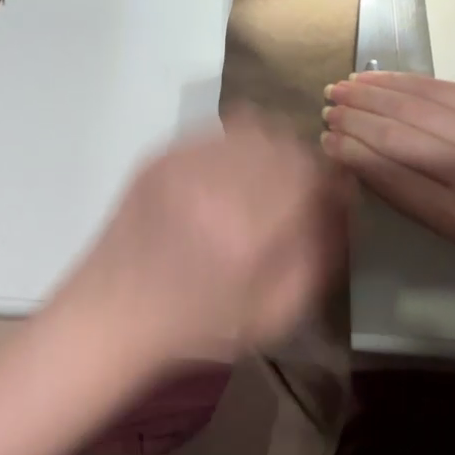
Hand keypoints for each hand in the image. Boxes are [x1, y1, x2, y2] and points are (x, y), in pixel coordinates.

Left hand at [51, 115, 348, 366]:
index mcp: (249, 228)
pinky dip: (235, 145)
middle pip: (284, 142)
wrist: (111, 315)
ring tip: (265, 178)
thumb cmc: (197, 327)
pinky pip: (216, 132)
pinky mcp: (160, 155)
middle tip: (300, 188)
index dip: (331, 179)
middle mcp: (216, 183)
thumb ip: (317, 257)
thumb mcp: (273, 314)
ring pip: (252, 127)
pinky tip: (229, 174)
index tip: (335, 193)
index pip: (311, 173)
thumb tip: (344, 206)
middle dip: (302, 162)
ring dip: (270, 148)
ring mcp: (183, 163)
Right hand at [320, 72, 454, 259]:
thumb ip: (395, 189)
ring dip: (371, 93)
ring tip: (340, 89)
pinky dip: (399, 81)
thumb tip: (346, 149)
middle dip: (357, 117)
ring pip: (416, 104)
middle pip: (402, 134)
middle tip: (326, 108)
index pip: (393, 175)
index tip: (325, 139)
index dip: (354, 154)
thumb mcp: (440, 224)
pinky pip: (436, 86)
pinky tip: (373, 79)